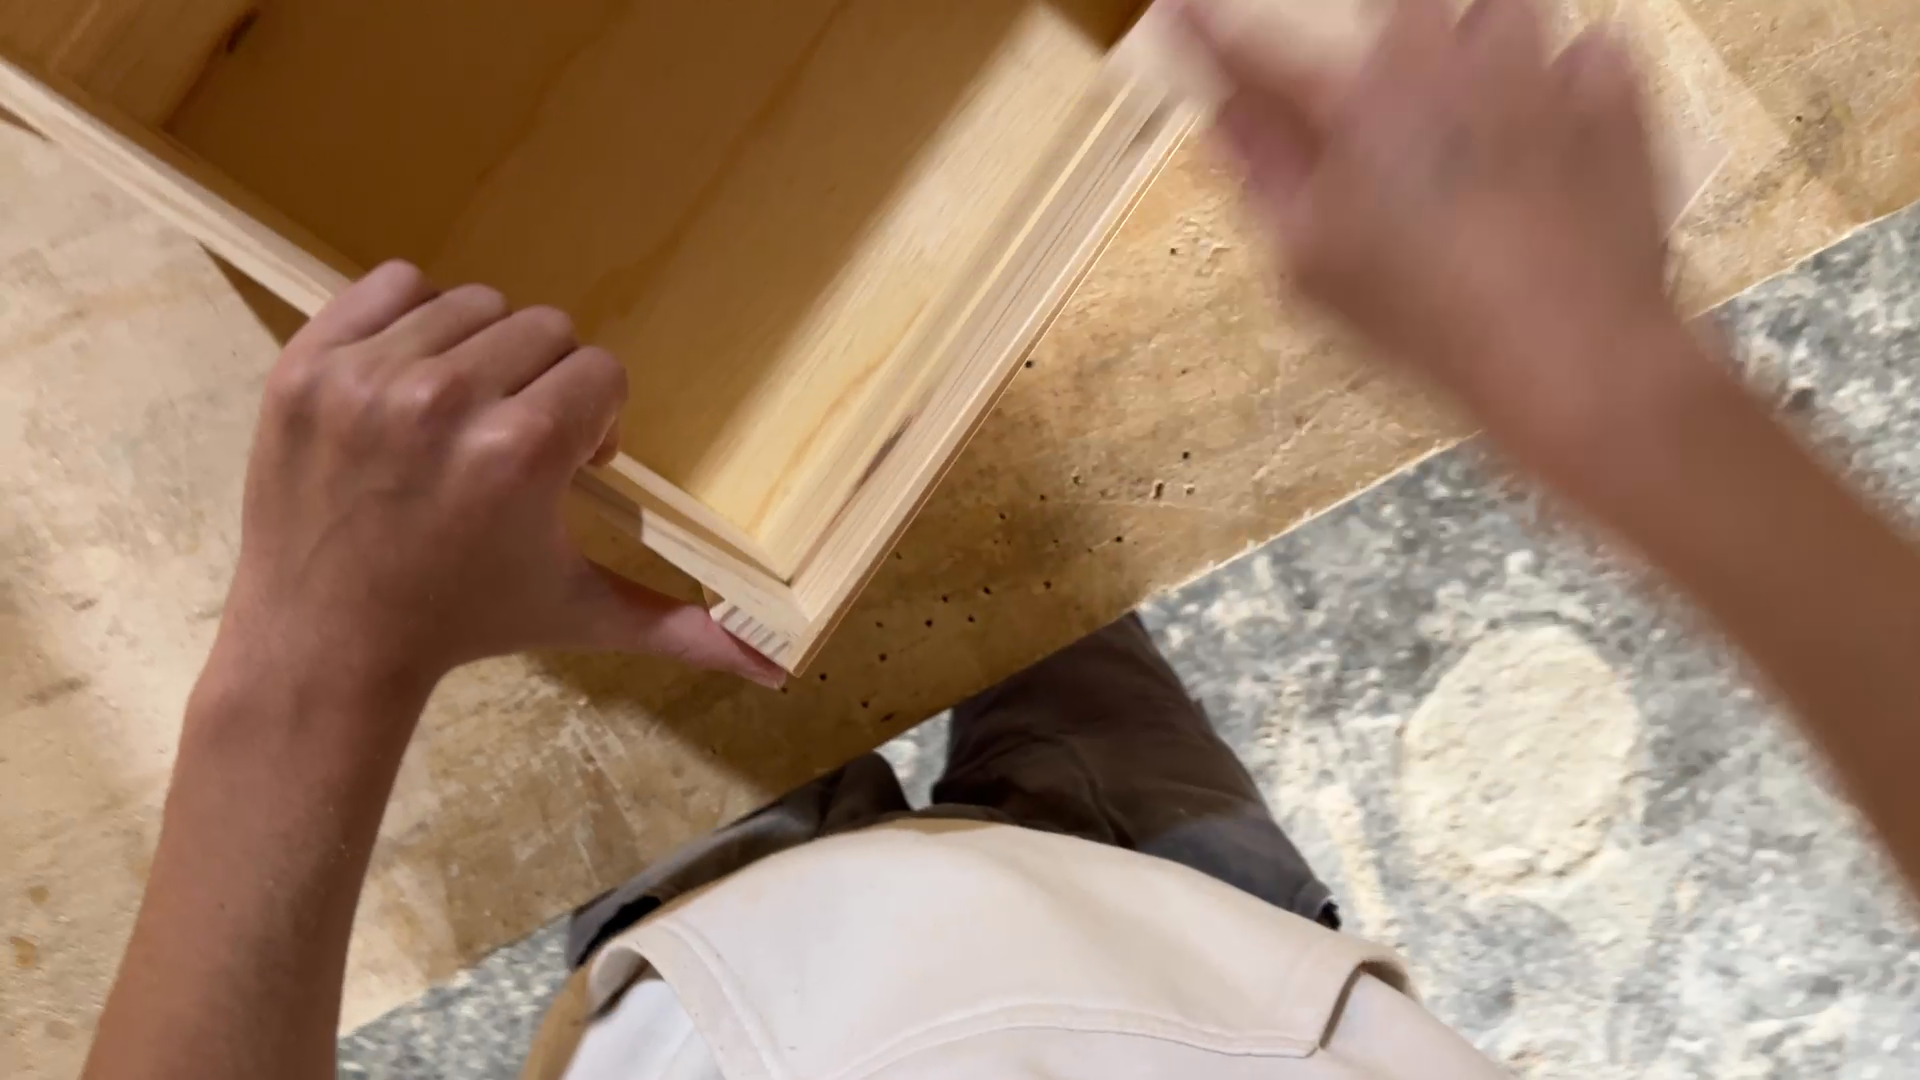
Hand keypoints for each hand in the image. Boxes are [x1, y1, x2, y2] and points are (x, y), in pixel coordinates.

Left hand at [212, 261, 785, 703]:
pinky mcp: (304, 360)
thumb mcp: (590, 614)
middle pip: (550, 331)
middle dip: (555, 386)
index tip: (571, 469)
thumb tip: (779, 671)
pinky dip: (419, 322)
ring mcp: (364, 373)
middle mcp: (446, 396)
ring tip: (471, 419)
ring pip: (478, 305)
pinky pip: (392, 285)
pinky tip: (416, 383)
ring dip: (493, 356)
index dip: (600, 421)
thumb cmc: (475, 622)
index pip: (603, 372)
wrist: (328, 644)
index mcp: (524, 450)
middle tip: (524, 447)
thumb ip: (686, 630)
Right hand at [1182, 0, 1696, 458]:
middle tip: (1374, 105)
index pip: (1257, 53)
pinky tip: (1536, 149)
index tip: (1176, 6)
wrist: (1563, 346)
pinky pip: (1580, 51)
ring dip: (1468, 50)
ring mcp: (1546, 61)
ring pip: (1495, 13)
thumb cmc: (1414, 314)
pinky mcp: (1618, 87)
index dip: (1208, 29)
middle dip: (1377, 39)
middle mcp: (1450, 57)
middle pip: (1398, 4)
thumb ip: (1262, 175)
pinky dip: (1554, 86)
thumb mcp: (1308, 262)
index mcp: (1358, 106)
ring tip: (1464, 127)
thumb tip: (1221, 117)